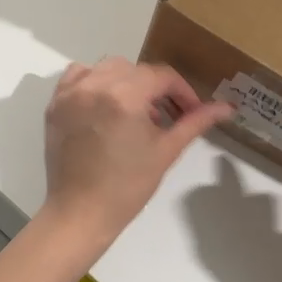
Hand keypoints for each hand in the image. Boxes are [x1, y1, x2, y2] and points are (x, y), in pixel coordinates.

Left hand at [42, 59, 233, 241]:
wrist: (81, 212)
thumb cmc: (128, 187)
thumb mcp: (167, 151)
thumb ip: (195, 122)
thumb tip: (226, 108)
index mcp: (125, 97)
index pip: (162, 76)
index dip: (182, 91)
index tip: (191, 111)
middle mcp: (95, 86)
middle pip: (136, 70)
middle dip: (156, 88)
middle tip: (167, 115)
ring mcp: (71, 93)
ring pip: (108, 68)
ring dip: (128, 81)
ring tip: (136, 111)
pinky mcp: (55, 104)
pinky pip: (78, 75)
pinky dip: (96, 81)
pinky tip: (106, 103)